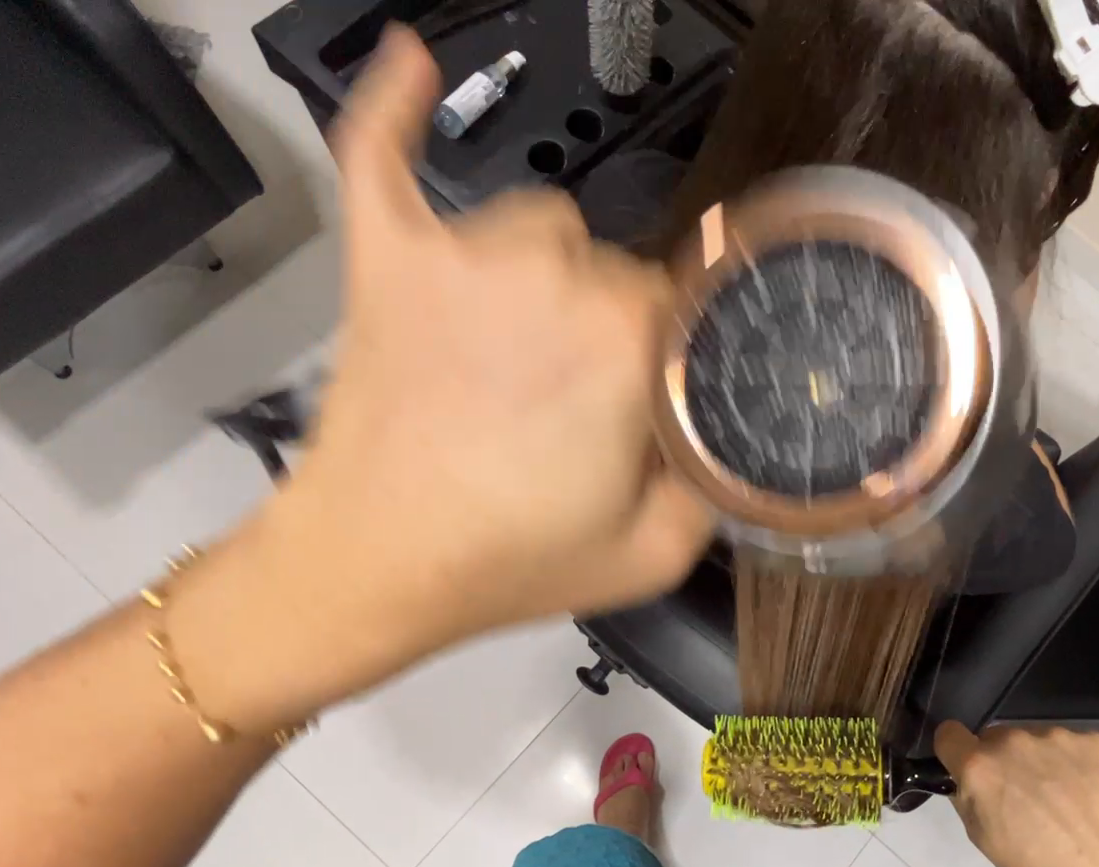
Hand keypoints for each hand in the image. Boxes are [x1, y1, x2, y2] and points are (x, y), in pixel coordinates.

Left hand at [171, 27, 712, 727]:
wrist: (373, 568)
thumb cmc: (513, 562)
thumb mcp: (657, 552)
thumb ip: (717, 477)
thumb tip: (725, 424)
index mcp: (630, 338)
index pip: (689, 302)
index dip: (678, 353)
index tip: (658, 393)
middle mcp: (555, 272)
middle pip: (619, 265)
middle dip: (613, 328)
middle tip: (577, 406)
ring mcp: (464, 254)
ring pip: (544, 225)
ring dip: (547, 272)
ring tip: (518, 350)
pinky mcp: (390, 256)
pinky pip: (385, 153)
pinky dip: (398, 112)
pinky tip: (416, 66)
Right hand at [933, 722, 1098, 866]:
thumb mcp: (982, 837)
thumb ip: (968, 796)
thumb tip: (969, 778)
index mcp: (979, 766)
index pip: (949, 734)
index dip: (956, 751)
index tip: (967, 767)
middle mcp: (1013, 741)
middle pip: (996, 738)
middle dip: (1003, 760)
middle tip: (1024, 795)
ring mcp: (1056, 737)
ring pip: (1036, 740)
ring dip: (1041, 760)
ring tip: (1063, 798)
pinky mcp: (1093, 740)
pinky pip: (1072, 745)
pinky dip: (1075, 763)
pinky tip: (1088, 793)